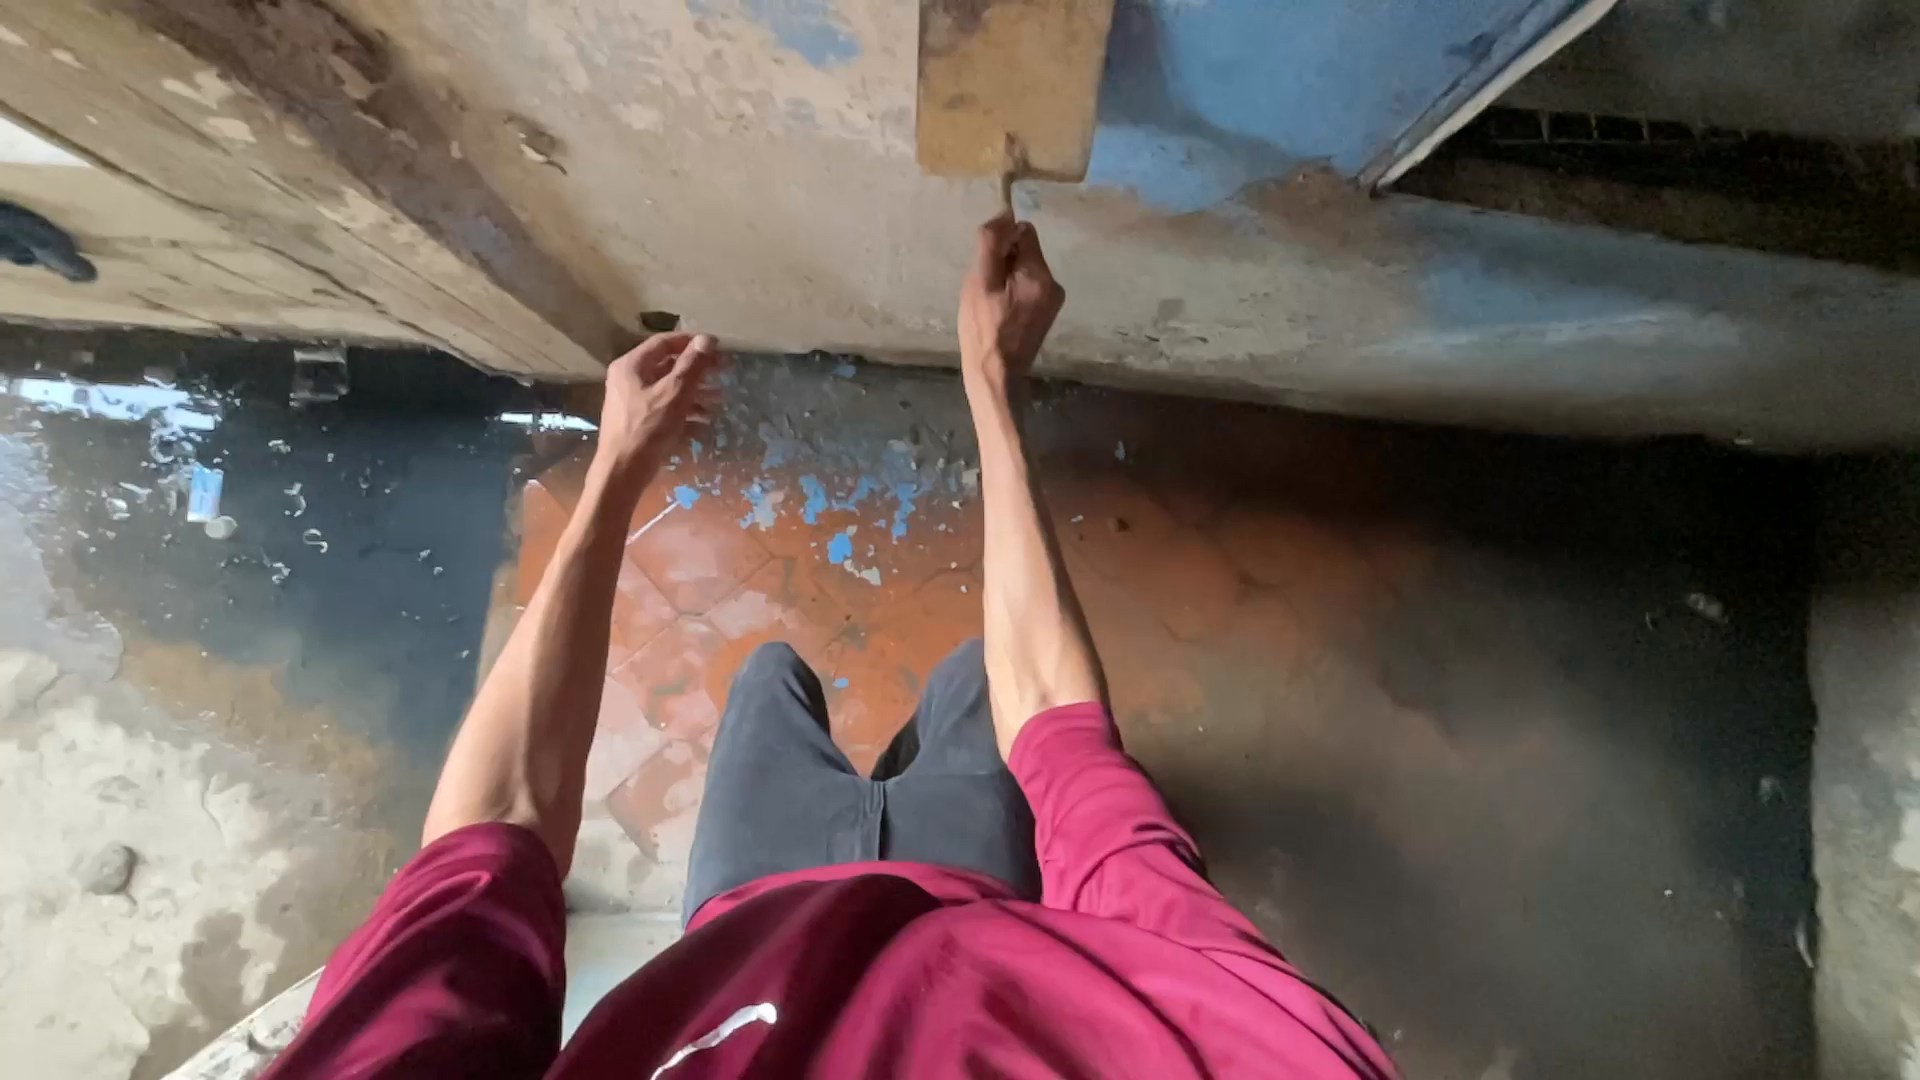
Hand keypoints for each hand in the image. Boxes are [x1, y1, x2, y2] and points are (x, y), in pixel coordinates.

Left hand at [592, 332, 721, 488]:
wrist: (624, 469)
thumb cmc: (648, 428)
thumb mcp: (675, 393)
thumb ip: (692, 365)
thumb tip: (708, 340)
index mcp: (632, 365)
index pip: (665, 343)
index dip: (693, 343)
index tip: (718, 348)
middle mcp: (629, 378)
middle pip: (668, 366)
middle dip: (698, 371)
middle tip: (723, 373)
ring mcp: (633, 400)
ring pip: (669, 388)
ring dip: (695, 392)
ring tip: (718, 400)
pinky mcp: (639, 420)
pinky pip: (666, 407)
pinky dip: (685, 410)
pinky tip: (704, 421)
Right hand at [959, 213, 1064, 399]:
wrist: (996, 376)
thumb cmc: (983, 330)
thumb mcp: (980, 282)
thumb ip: (992, 244)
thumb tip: (1005, 212)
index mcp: (1039, 273)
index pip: (1023, 231)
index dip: (1001, 244)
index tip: (988, 269)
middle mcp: (1053, 284)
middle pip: (1025, 252)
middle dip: (1003, 264)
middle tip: (987, 292)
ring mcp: (1052, 302)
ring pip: (1025, 272)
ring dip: (1006, 281)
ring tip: (992, 306)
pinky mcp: (1046, 315)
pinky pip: (1028, 290)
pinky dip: (1013, 295)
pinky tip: (1001, 315)